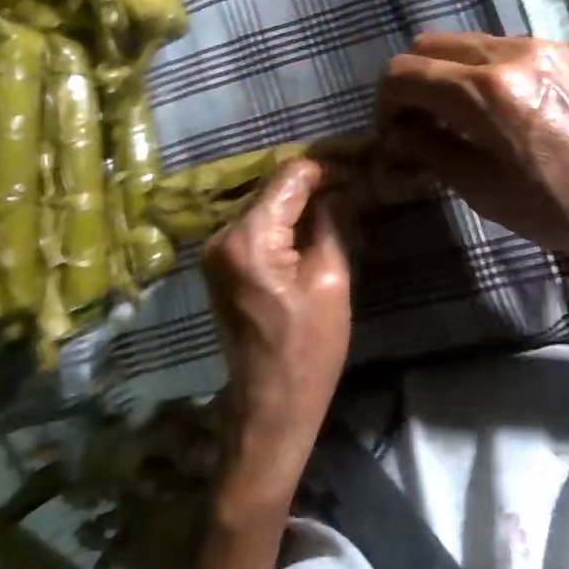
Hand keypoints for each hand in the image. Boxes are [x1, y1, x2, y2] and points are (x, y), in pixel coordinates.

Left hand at [202, 158, 351, 504]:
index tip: (354, 168)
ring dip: (296, 205)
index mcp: (248, 238)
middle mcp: (220, 236)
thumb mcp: (330, 280)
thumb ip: (330, 224)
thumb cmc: (308, 347)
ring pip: (261, 207)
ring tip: (337, 206)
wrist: (270, 401)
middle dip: (310, 186)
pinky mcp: (218, 266)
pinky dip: (280, 224)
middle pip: (270, 190)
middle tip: (351, 186)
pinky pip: (252, 229)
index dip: (323, 169)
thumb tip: (335, 189)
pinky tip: (308, 230)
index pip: (287, 179)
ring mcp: (214, 251)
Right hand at [377, 32, 568, 297]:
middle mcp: (511, 53)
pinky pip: (498, 49)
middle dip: (411, 83)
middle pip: (429, 45)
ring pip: (463, 43)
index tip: (391, 133)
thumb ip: (432, 150)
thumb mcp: (487, 192)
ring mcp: (542, 47)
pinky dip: (476, 73)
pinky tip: (489, 113)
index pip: (404, 72)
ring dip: (443, 75)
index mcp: (486, 91)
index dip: (385, 102)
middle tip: (415, 125)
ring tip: (452, 122)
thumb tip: (398, 130)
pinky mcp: (564, 54)